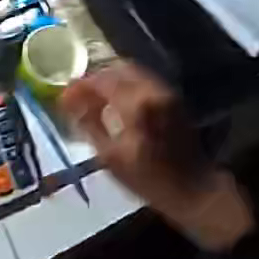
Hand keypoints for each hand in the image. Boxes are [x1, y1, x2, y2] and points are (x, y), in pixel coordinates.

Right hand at [61, 63, 253, 250]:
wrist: (194, 189)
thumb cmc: (149, 180)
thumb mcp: (111, 157)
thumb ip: (89, 123)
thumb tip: (69, 102)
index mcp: (135, 104)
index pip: (100, 80)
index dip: (79, 86)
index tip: (64, 96)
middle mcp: (152, 90)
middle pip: (117, 69)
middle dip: (95, 78)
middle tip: (79, 94)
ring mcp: (165, 91)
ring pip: (131, 71)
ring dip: (111, 79)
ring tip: (95, 98)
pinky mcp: (173, 96)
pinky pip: (144, 79)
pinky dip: (126, 84)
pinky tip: (116, 101)